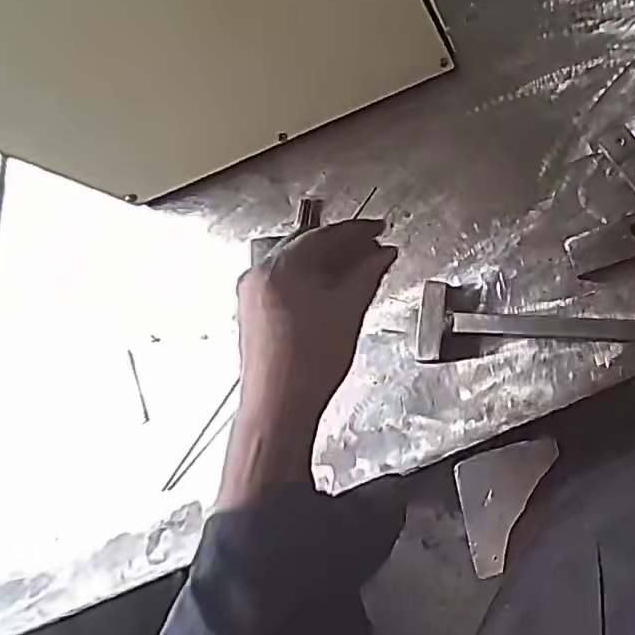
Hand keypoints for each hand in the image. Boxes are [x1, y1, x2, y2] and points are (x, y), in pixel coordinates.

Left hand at [237, 218, 397, 424]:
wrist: (278, 406)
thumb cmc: (307, 367)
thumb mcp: (350, 310)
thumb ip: (368, 274)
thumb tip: (382, 255)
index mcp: (282, 267)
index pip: (326, 234)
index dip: (358, 230)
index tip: (377, 229)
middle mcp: (261, 274)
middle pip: (307, 244)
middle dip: (341, 244)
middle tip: (370, 245)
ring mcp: (252, 293)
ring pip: (295, 263)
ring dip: (326, 261)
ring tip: (355, 268)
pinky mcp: (253, 311)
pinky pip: (284, 281)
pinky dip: (309, 279)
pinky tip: (329, 290)